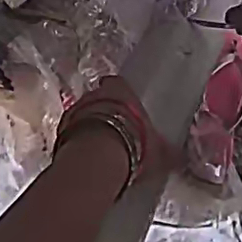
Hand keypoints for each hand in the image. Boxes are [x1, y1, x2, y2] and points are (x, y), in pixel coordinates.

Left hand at [59, 76, 174, 183]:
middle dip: (103, 110)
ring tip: (98, 145)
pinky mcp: (60, 129)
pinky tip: (84, 154)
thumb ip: (167, 152)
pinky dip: (75, 139)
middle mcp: (95, 95)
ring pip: (81, 112)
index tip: (125, 103)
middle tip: (113, 128)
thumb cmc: (133, 145)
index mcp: (120, 92)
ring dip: (87, 124)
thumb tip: (181, 159)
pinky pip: (69, 130)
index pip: (117, 82)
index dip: (120, 92)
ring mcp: (74, 110)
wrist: (96, 158)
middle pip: (97, 97)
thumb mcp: (158, 151)